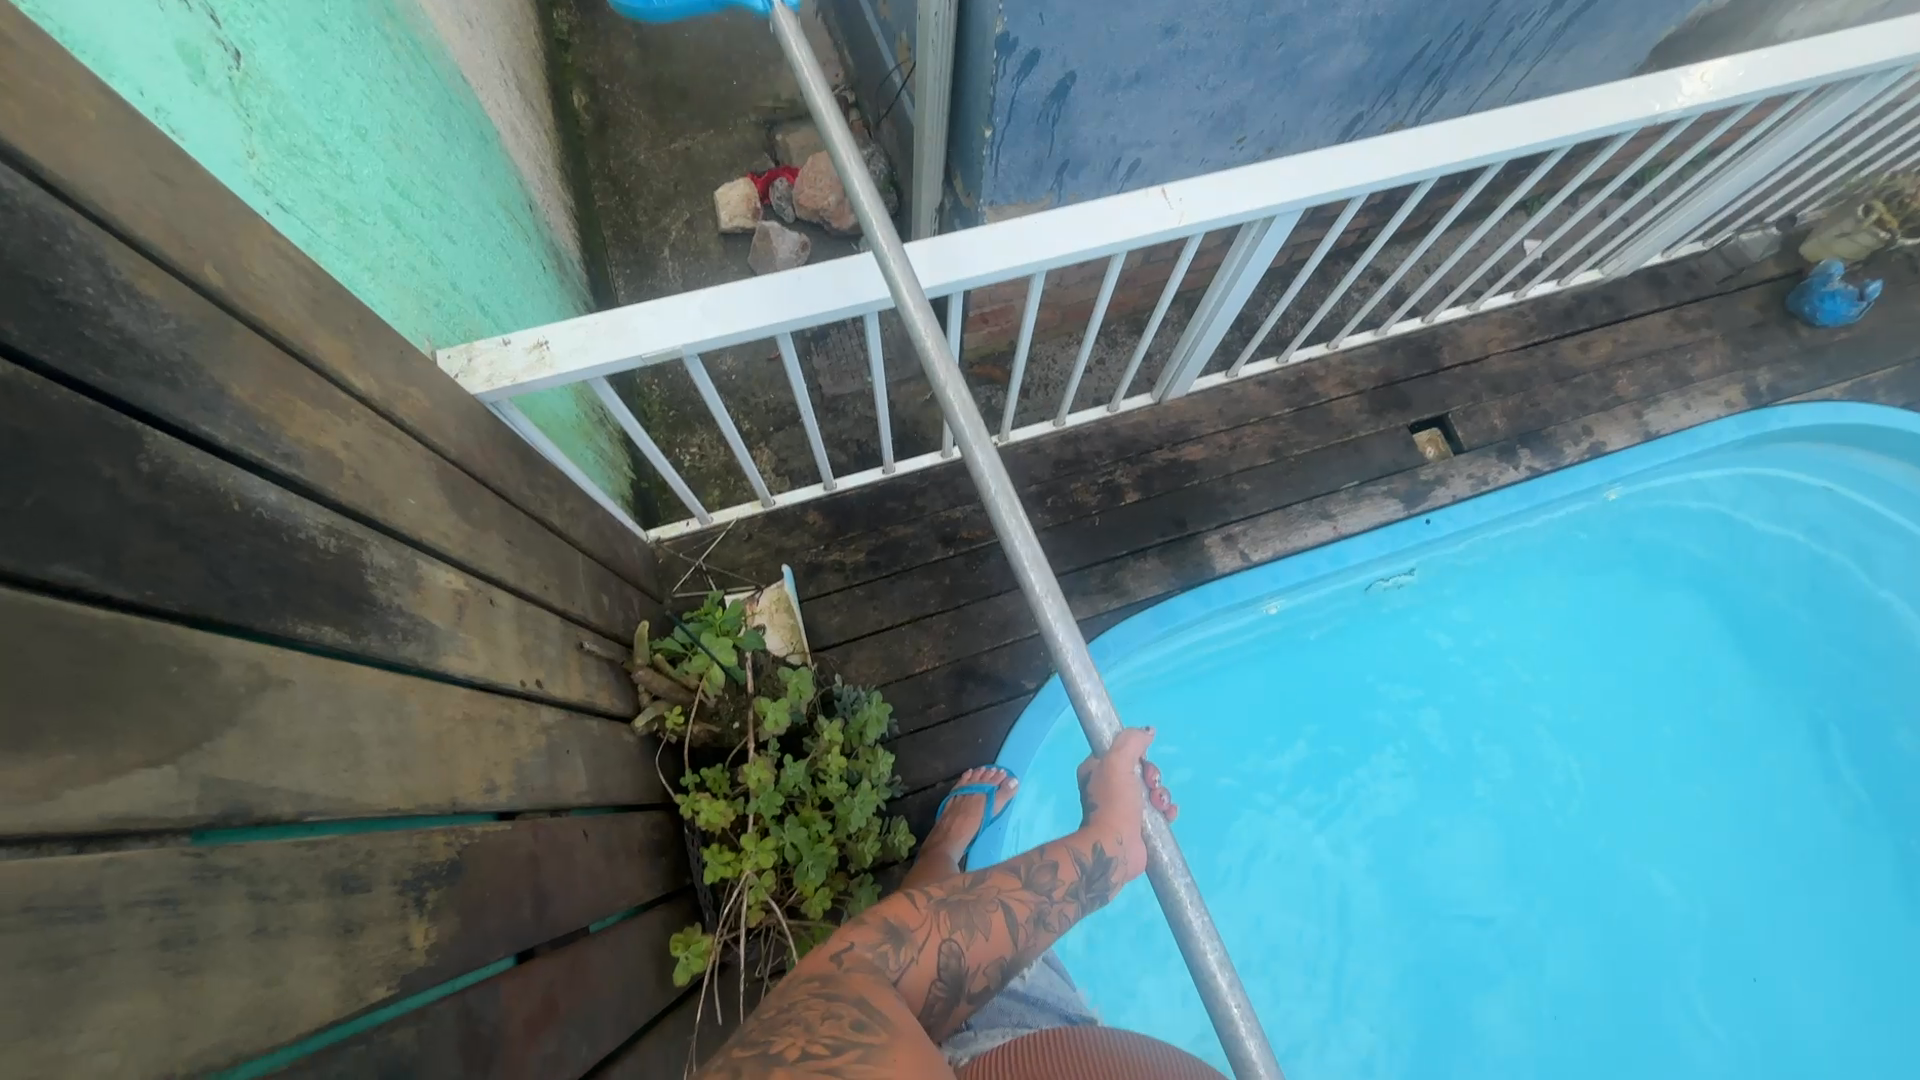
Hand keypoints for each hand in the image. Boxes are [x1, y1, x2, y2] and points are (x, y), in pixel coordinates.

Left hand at [1075, 727, 1177, 880]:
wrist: (1116, 847)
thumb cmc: (1113, 802)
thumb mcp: (1118, 762)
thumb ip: (1131, 741)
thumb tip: (1148, 731)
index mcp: (1096, 770)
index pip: (1122, 751)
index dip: (1137, 755)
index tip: (1142, 761)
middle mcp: (1108, 786)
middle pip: (1141, 770)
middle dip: (1153, 777)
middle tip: (1151, 786)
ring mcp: (1124, 806)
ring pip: (1152, 789)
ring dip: (1162, 794)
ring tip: (1159, 805)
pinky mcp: (1139, 824)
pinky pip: (1159, 809)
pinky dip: (1166, 810)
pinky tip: (1168, 814)